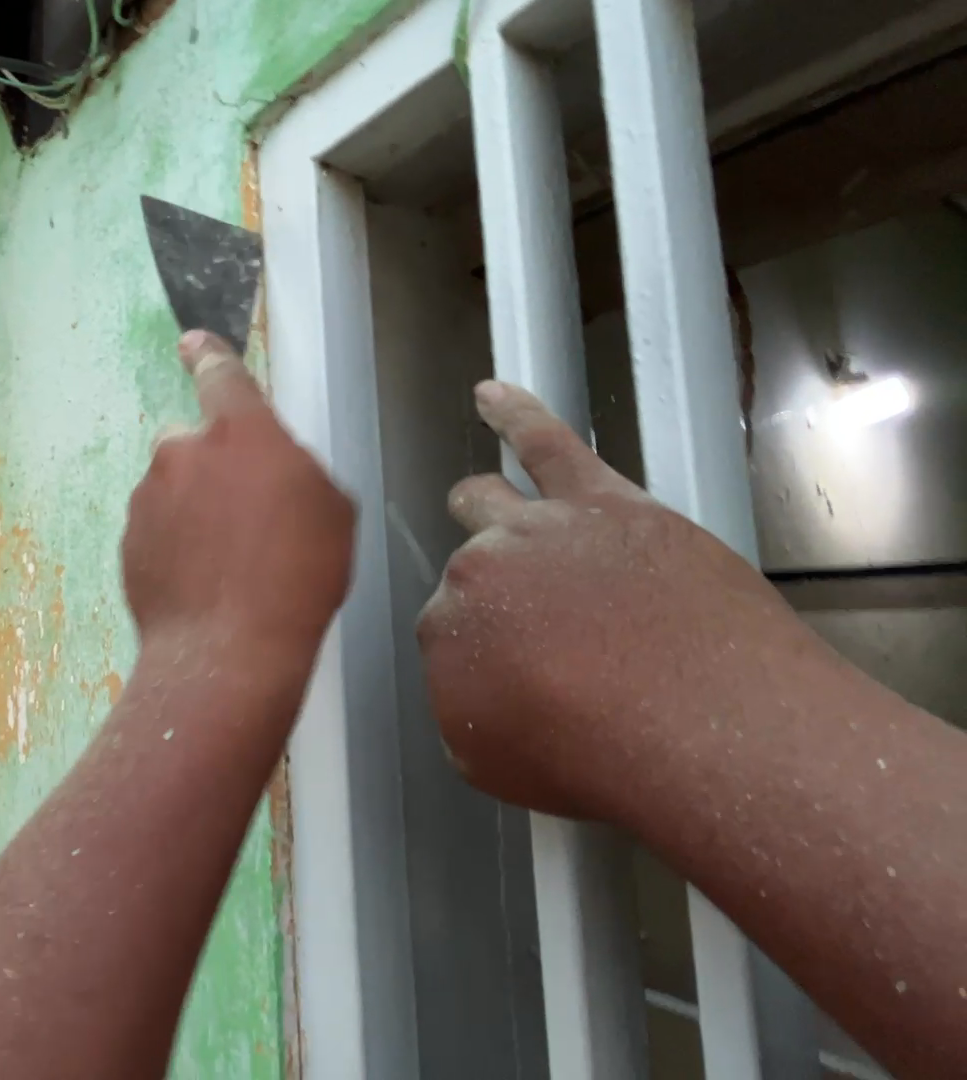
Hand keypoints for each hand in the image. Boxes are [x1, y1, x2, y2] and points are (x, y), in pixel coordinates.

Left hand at [121, 331, 355, 674]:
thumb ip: (293, 466)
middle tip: (245, 517)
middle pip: (196, 442)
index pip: (221, 376)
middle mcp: (181, 453)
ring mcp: (146, 496)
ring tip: (226, 561)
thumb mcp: (329, 509)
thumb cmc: (296, 576)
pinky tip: (200, 578)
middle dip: (214, 467)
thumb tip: (270, 466)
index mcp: (239, 434)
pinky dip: (174, 541)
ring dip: (195, 508)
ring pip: (174, 487)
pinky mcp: (127, 537)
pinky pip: (156, 525)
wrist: (227, 648)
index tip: (192, 344)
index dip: (209, 355)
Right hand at [417, 381, 822, 818]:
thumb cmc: (598, 760)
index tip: (517, 671)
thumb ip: (459, 706)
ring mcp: (533, 531)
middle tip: (529, 625)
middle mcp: (472, 571)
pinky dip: (515, 413)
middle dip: (487, 592)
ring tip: (482, 505)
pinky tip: (490, 394)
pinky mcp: (601, 502)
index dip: (479, 649)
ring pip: (482, 499)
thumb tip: (470, 681)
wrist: (712, 739)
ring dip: (480, 508)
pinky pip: (547, 441)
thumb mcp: (488, 759)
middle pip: (464, 567)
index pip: (445, 627)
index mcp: (442, 631)